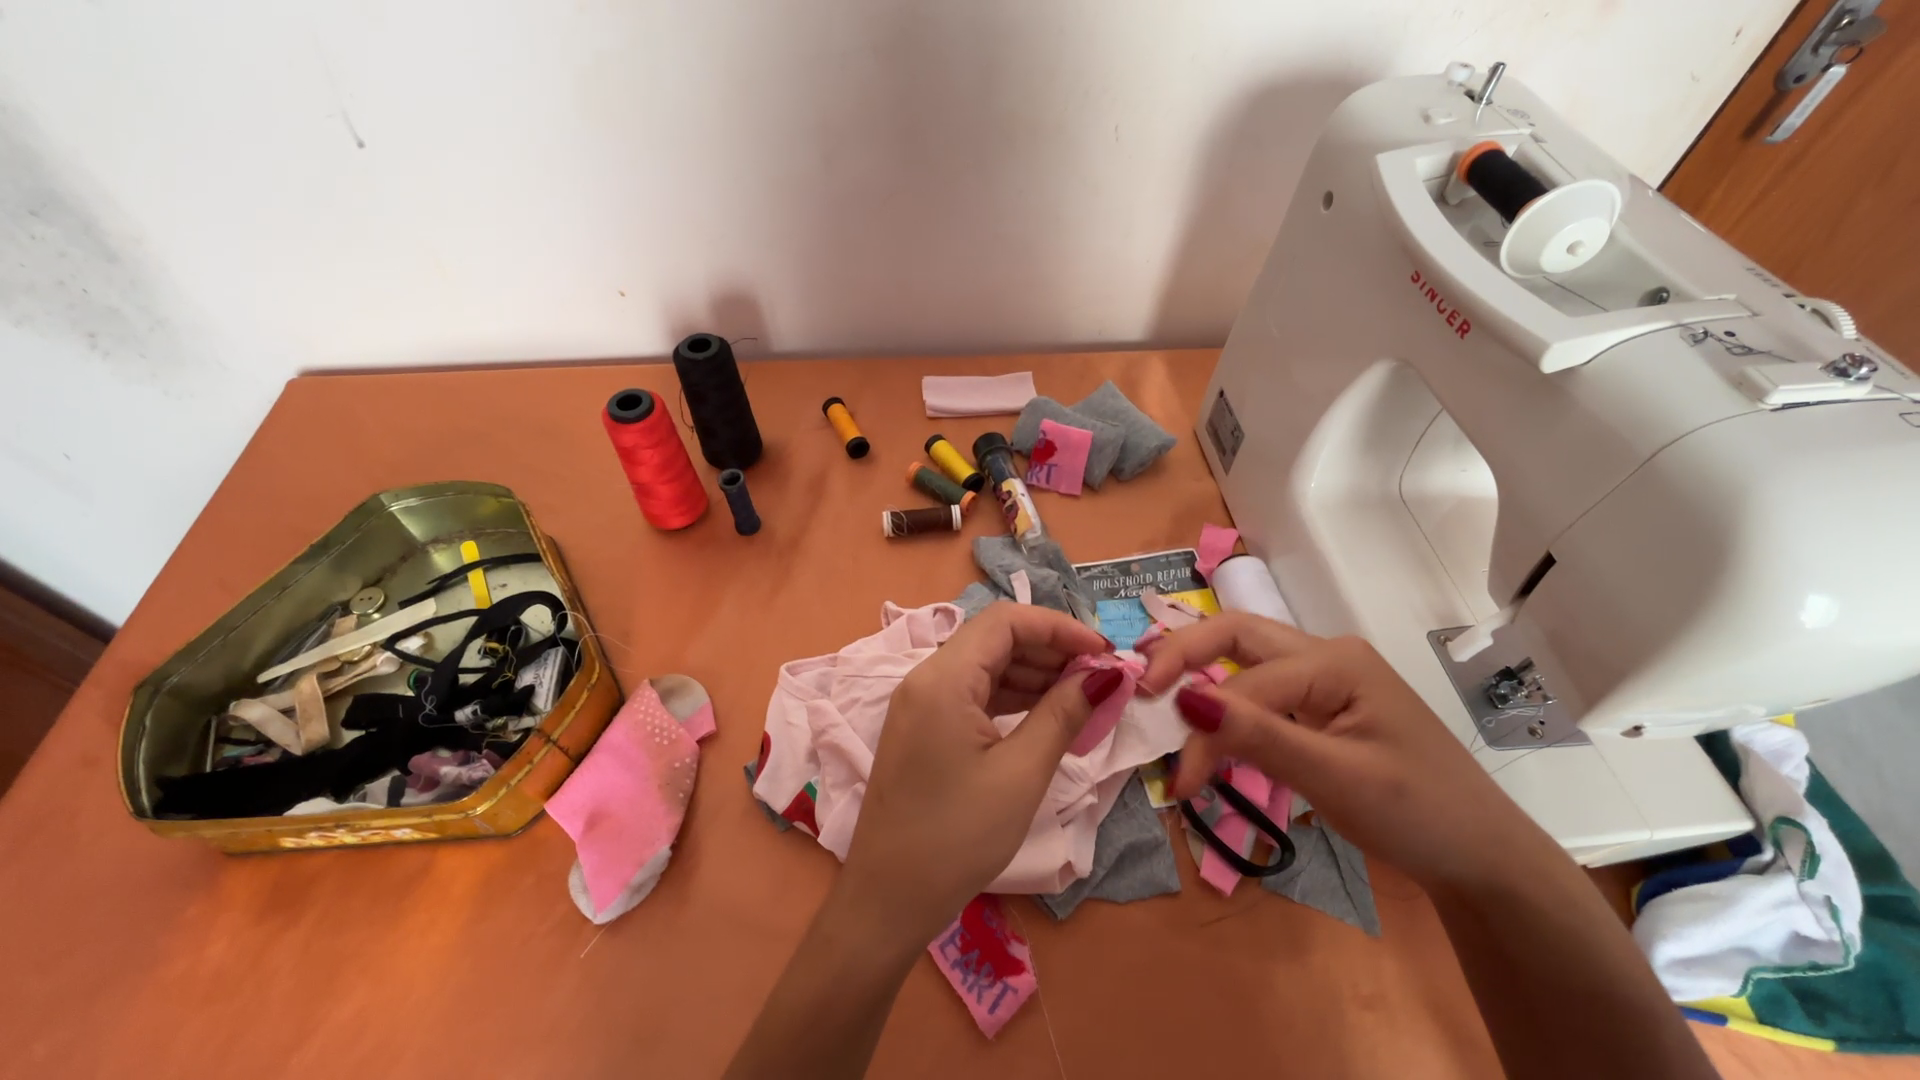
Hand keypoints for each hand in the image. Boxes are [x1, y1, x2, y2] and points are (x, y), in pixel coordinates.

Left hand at [839, 602, 1118, 948]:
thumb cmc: (958, 836)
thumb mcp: (1021, 774)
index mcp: (942, 679)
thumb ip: (1063, 714)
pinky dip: (1012, 699)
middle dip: (1051, 651)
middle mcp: (925, 680)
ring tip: (1084, 699)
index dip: (1060, 628)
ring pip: (985, 668)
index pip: (1005, 621)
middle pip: (994, 640)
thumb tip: (1105, 675)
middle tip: (1101, 678)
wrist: (888, 899)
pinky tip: (1047, 717)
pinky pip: (972, 696)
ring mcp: (920, 706)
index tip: (1106, 653)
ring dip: (1035, 675)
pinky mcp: (922, 731)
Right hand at [1138, 613, 1543, 891]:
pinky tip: (1205, 726)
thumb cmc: (1418, 814)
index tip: (1177, 784)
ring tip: (1158, 700)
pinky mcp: (1324, 709)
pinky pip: (1262, 694)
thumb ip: (1258, 735)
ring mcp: (1327, 681)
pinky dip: (1227, 706)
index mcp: (1334, 661)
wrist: (1483, 859)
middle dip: (1184, 654)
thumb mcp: (1336, 777)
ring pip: (1246, 662)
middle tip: (1139, 687)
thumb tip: (1182, 698)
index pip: (1243, 684)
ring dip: (1202, 677)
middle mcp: (1326, 656)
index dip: (1201, 729)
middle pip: (1237, 636)